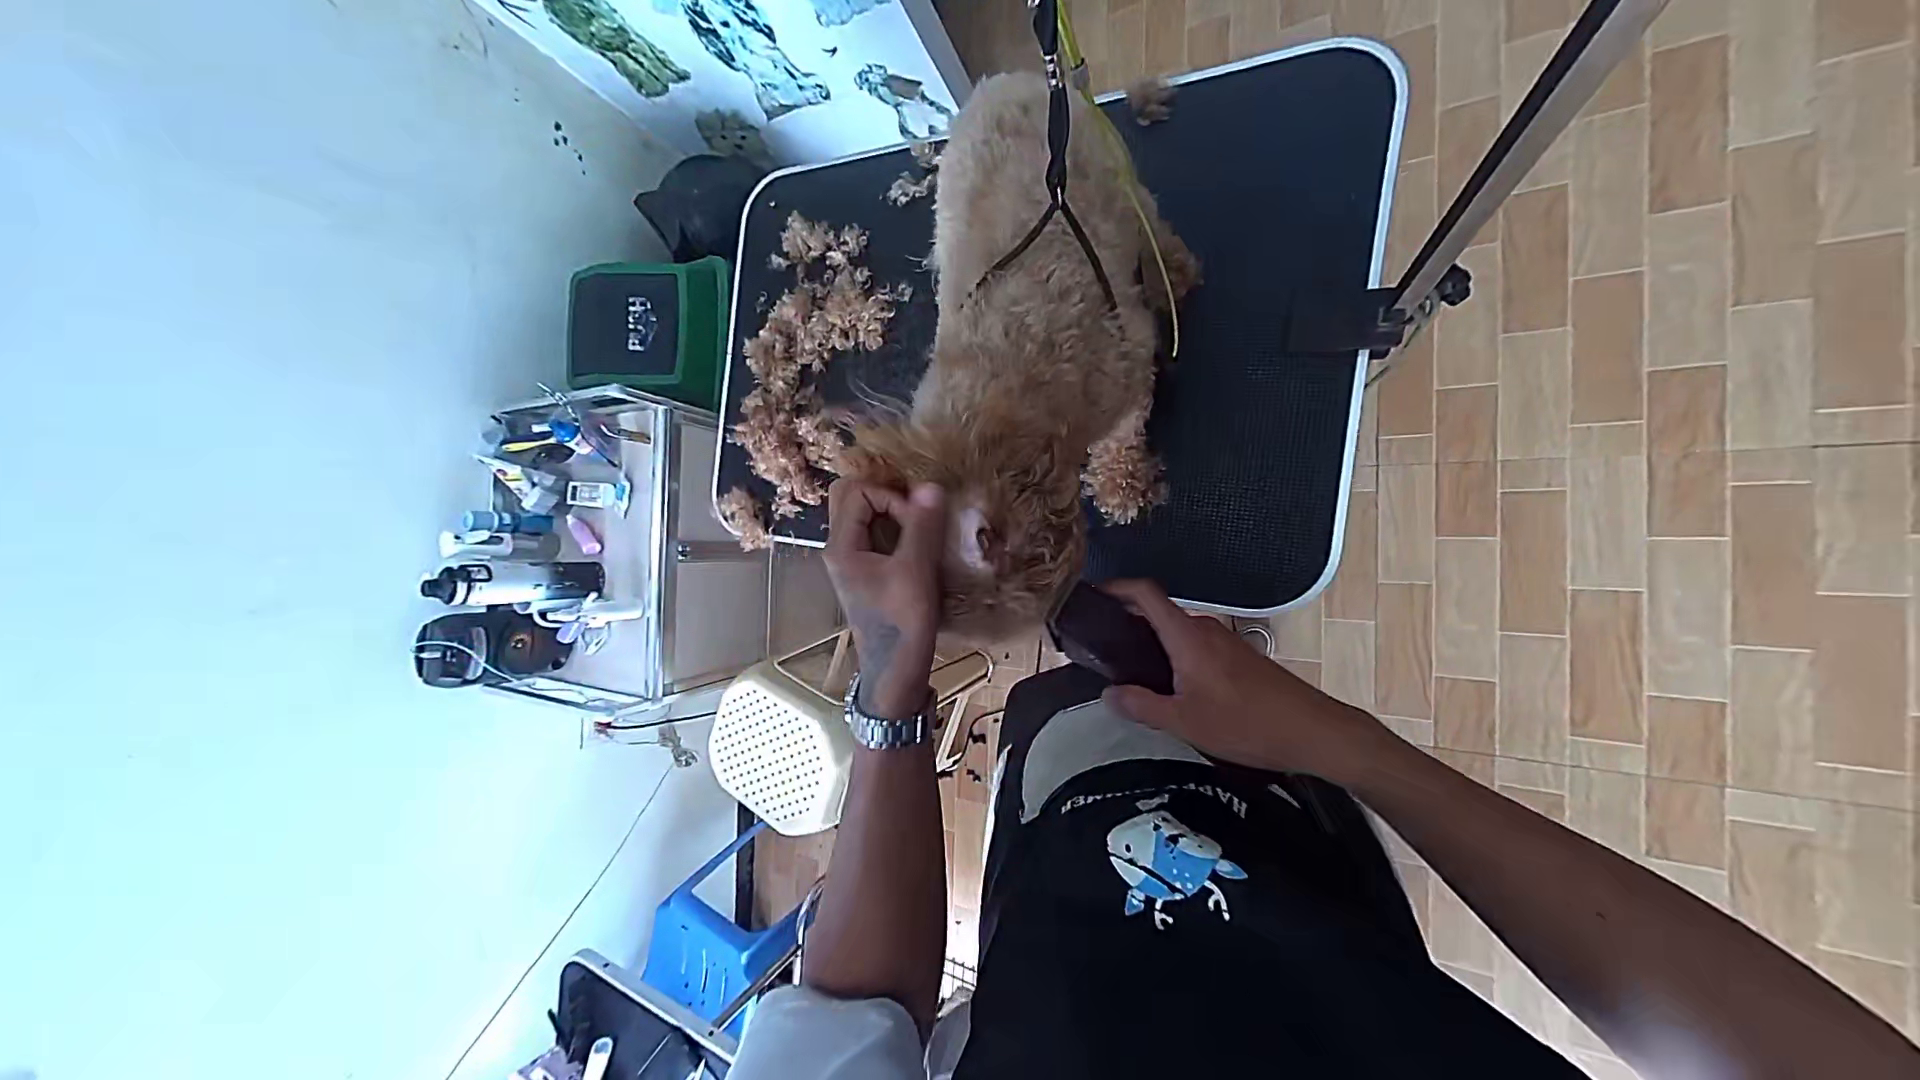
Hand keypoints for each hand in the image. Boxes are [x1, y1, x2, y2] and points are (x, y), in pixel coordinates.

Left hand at [823, 478, 946, 719]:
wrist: (895, 671)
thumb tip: (930, 486)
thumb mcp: (915, 572)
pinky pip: (873, 535)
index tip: (916, 520)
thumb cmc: (901, 624)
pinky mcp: (866, 572)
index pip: (858, 492)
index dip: (891, 497)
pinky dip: (893, 529)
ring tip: (921, 525)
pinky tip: (918, 544)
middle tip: (916, 508)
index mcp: (841, 547)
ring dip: (891, 512)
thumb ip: (922, 527)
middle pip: (851, 497)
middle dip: (885, 494)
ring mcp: (851, 561)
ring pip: (863, 516)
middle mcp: (839, 549)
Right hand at [1098, 579, 1395, 779]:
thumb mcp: (1184, 722)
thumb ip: (1141, 706)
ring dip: (1151, 641)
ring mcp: (1225, 641)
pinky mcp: (1238, 656)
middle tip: (1102, 644)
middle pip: (1158, 611)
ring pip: (1177, 631)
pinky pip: (1195, 644)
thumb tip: (1108, 695)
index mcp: (1187, 636)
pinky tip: (1171, 686)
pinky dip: (1174, 653)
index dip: (1116, 587)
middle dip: (1127, 621)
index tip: (1093, 595)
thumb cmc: (1248, 723)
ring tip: (1130, 670)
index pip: (1145, 593)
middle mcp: (1205, 629)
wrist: (1314, 732)